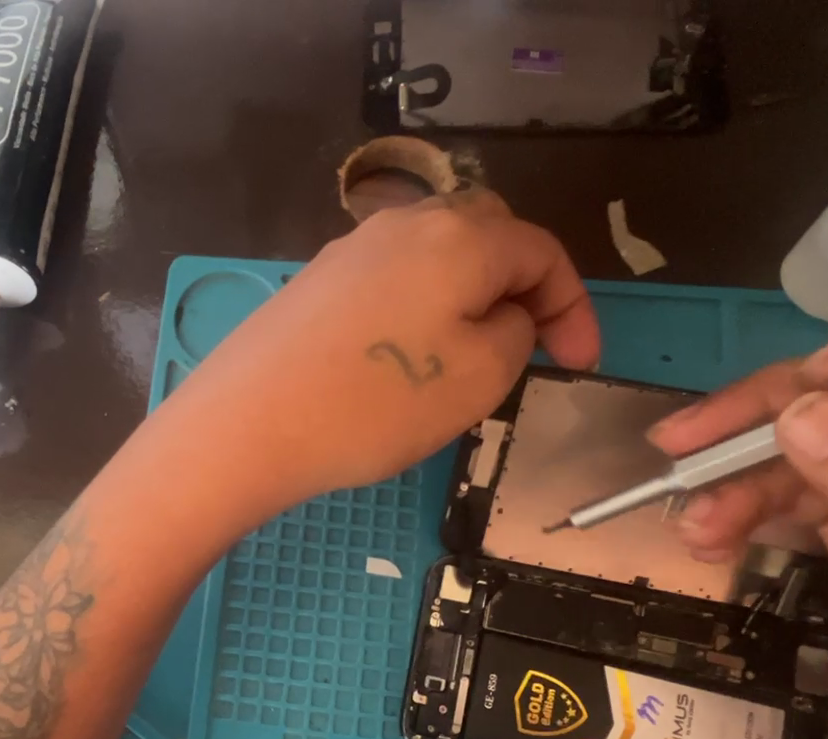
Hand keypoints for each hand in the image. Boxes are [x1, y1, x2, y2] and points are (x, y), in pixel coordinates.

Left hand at [154, 189, 599, 515]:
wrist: (246, 425)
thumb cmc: (374, 405)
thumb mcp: (479, 377)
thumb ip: (517, 332)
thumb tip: (506, 313)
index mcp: (459, 235)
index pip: (542, 252)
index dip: (573, 307)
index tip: (580, 364)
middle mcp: (403, 224)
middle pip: (487, 240)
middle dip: (520, 292)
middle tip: (526, 350)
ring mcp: (349, 251)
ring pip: (433, 262)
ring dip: (465, 304)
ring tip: (463, 363)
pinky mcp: (312, 285)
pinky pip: (386, 286)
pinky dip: (415, 314)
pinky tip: (398, 362)